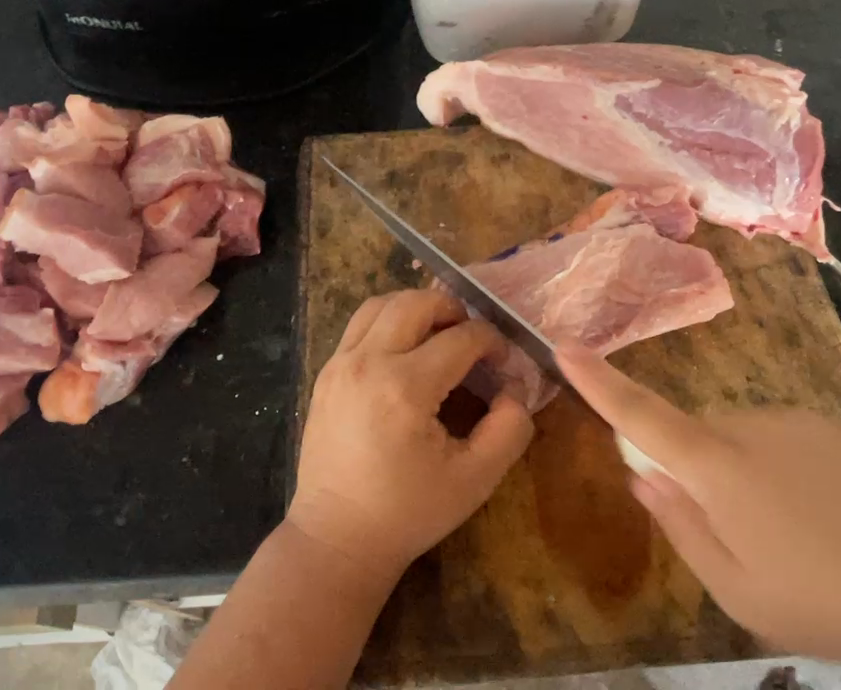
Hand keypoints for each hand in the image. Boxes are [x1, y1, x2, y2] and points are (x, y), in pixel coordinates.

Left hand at [289, 290, 535, 579]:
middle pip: (415, 303)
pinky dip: (387, 323)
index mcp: (405, 387)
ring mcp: (340, 364)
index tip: (503, 361)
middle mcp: (368, 362)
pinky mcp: (325, 374)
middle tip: (472, 336)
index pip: (461, 338)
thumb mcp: (476, 479)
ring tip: (438, 334)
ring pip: (380, 304)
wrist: (338, 537)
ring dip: (416, 308)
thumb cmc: (410, 512)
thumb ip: (510, 428)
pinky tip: (405, 352)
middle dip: (453, 309)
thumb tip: (515, 387)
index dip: (491, 341)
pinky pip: (359, 326)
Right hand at [558, 346, 840, 668]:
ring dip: (748, 481)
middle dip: (698, 475)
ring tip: (803, 546)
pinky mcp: (839, 428)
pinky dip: (789, 477)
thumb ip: (681, 528)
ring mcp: (798, 422)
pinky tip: (836, 527)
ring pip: (744, 443)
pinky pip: (786, 445)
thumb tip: (641, 475)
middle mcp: (749, 426)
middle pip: (696, 437)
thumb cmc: (833, 600)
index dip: (597, 381)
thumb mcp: (740, 594)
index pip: (638, 414)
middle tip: (742, 542)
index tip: (562, 345)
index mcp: (716, 467)